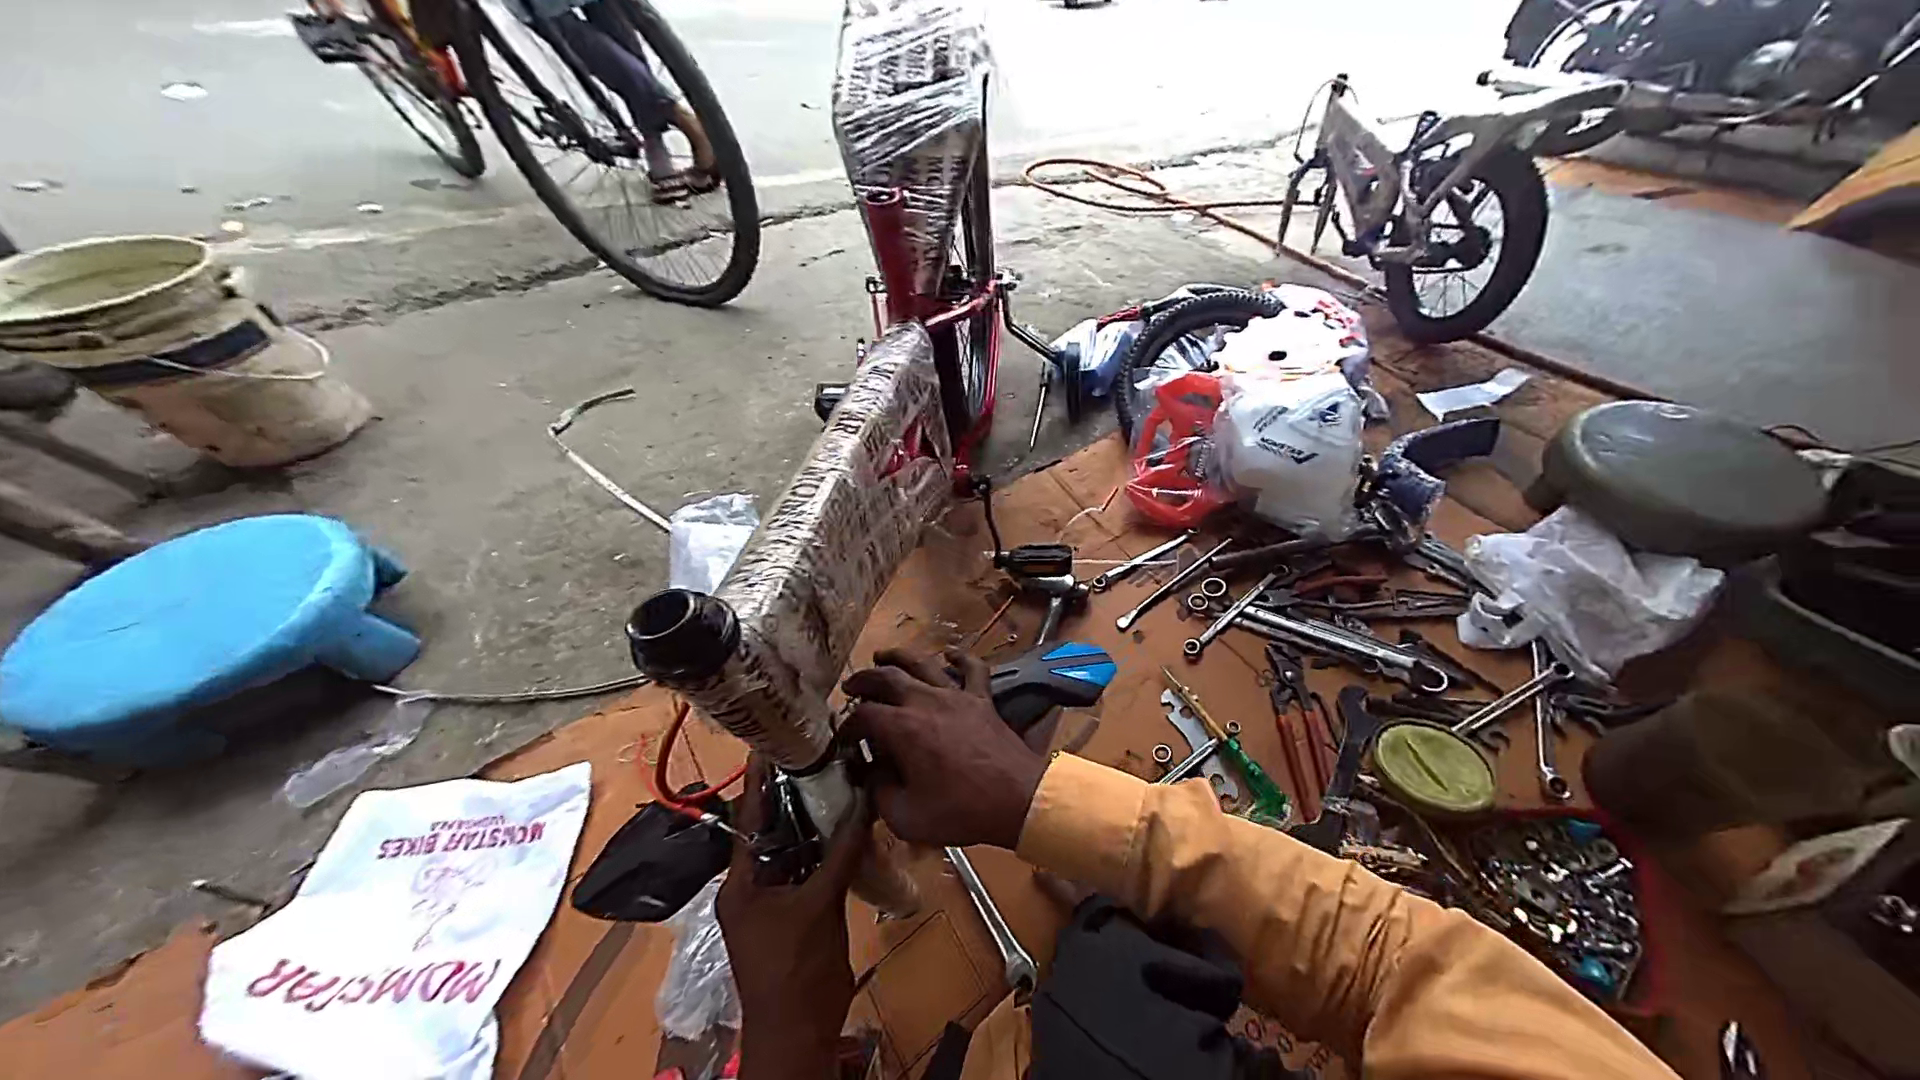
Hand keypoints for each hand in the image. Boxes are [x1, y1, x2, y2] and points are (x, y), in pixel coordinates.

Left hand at [717, 758, 870, 1075]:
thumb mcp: (818, 907)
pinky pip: (808, 868)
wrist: (799, 1034)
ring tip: (834, 778)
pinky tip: (846, 824)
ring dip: (811, 821)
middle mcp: (751, 885)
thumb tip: (863, 804)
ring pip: (792, 848)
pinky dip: (824, 849)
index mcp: (741, 883)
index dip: (760, 781)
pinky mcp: (795, 910)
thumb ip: (840, 854)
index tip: (772, 742)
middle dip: (792, 796)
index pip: (748, 819)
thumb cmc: (796, 970)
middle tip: (816, 754)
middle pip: (771, 830)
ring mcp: (773, 899)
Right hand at [840, 648, 1047, 849]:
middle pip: (886, 677)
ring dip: (898, 657)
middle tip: (850, 688)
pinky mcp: (981, 698)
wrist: (1017, 800)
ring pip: (922, 663)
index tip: (843, 740)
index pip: (863, 716)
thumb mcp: (906, 817)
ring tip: (882, 656)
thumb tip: (873, 775)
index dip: (847, 727)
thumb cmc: (960, 811)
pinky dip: (960, 657)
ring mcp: (956, 695)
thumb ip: (880, 793)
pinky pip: (972, 668)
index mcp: (903, 728)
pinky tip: (949, 654)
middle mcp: (925, 702)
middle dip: (863, 680)